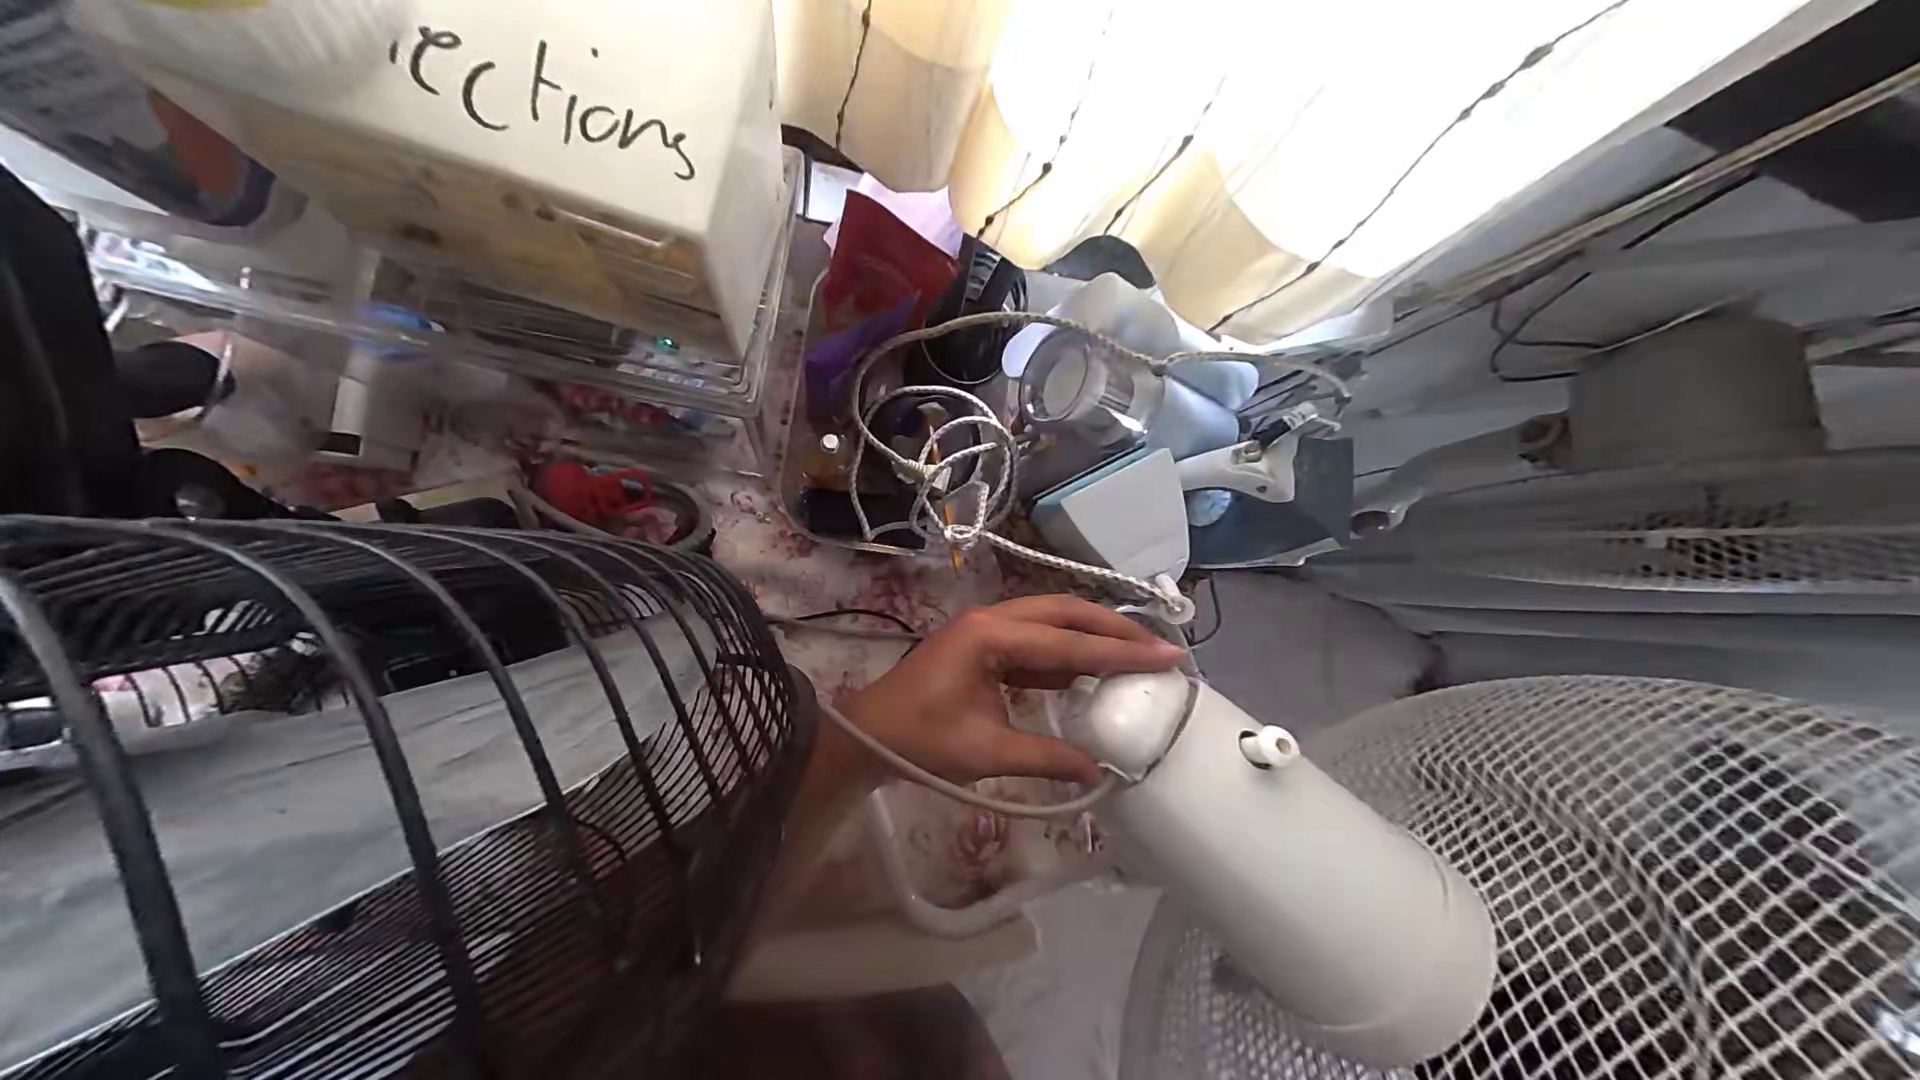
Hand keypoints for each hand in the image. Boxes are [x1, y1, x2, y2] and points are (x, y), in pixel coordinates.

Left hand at [836, 595, 1185, 787]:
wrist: (868, 734)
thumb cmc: (918, 740)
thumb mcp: (985, 753)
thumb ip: (1045, 759)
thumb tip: (1099, 772)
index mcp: (990, 635)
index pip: (1068, 642)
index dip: (1121, 652)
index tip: (1168, 655)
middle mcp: (992, 619)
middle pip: (1064, 612)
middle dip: (1112, 626)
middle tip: (1156, 646)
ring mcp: (986, 628)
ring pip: (1051, 620)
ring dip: (1091, 634)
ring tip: (1134, 653)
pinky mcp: (984, 644)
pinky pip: (1036, 640)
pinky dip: (1066, 651)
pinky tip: (1089, 669)